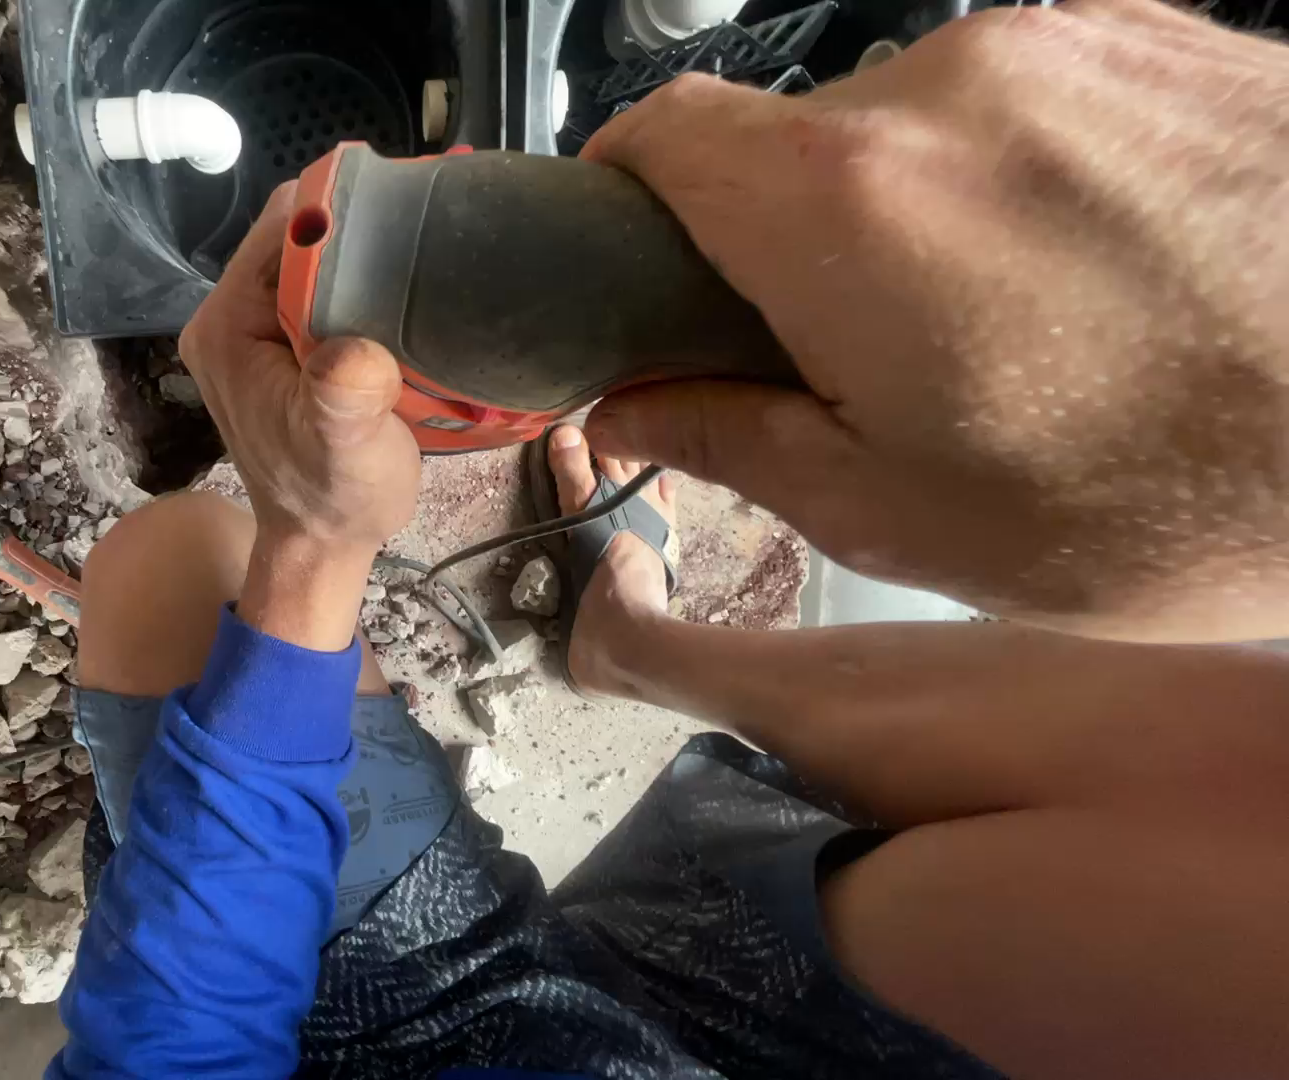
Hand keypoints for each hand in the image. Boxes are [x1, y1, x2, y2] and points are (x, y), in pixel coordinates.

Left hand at [178, 183, 421, 648]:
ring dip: (362, 260)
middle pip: (296, 239)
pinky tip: (397, 297)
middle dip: (357, 231)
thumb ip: (342, 393)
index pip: (283, 228)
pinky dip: (358, 289)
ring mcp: (250, 336)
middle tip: (424, 236)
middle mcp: (228, 322)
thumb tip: (356, 345)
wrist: (322, 542)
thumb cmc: (334, 500)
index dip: (344, 208)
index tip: (407, 212)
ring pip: (311, 265)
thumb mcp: (343, 449)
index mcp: (227, 327)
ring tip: (419, 261)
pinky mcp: (277, 351)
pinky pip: (318, 296)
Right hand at [581, 0, 1288, 641]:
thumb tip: (617, 406)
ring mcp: (1072, 44)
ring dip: (857, 208)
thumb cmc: (1138, 500)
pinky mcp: (1171, 39)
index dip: (617, 181)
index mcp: (842, 203)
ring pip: (879, 120)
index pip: (665, 132)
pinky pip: (994, 100)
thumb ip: (713, 435)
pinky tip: (1029, 265)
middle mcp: (946, 86)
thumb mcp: (870, 505)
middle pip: (768, 141)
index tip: (616, 246)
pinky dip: (959, 174)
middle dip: (744, 232)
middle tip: (785, 339)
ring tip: (925, 313)